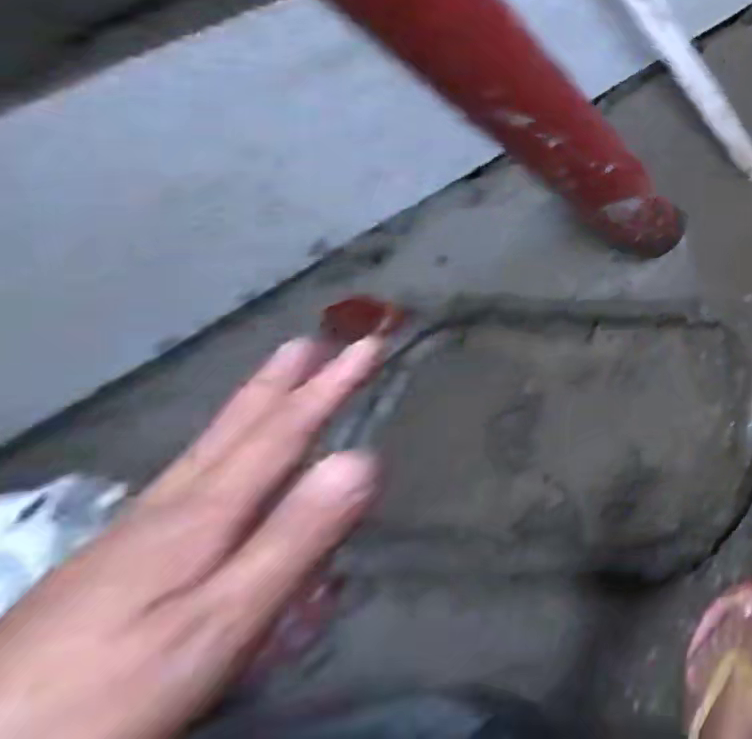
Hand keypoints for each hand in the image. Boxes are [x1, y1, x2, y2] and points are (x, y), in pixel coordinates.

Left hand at [0, 337, 385, 738]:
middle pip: (230, 436)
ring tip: (271, 383)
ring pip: (200, 458)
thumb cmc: (112, 691)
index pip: (279, 438)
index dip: (328, 389)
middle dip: (277, 387)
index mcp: (197, 519)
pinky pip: (181, 489)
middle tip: (312, 339)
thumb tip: (365, 455)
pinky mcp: (101, 577)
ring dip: (246, 413)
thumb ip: (296, 537)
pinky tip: (211, 473)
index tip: (371, 344)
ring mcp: (123, 547)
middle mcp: (160, 517)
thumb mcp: (221, 620)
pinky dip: (216, 455)